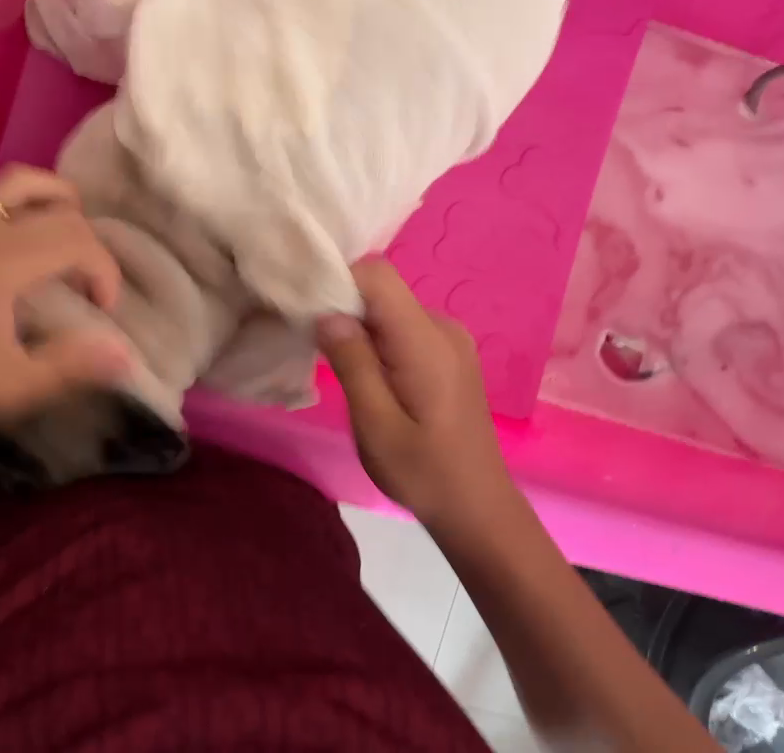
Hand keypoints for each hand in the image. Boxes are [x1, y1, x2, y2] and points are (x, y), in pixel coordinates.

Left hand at [0, 166, 132, 435]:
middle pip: (59, 210)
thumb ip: (74, 366)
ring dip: (58, 205)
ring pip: (22, 182)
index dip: (104, 271)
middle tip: (90, 289)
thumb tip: (128, 355)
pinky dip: (28, 206)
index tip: (103, 310)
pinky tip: (33, 248)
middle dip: (89, 245)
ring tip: (71, 246)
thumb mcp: (19, 386)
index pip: (74, 239)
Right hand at [315, 258, 512, 529]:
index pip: (376, 275)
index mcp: (426, 342)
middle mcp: (442, 327)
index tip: (304, 309)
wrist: (478, 508)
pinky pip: (401, 325)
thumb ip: (352, 364)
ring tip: (333, 361)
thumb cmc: (424, 473)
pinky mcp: (446, 352)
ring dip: (357, 325)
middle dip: (342, 305)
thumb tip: (327, 313)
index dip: (336, 281)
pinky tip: (363, 372)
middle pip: (381, 289)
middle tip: (310, 342)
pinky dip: (374, 337)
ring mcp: (449, 338)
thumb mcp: (376, 426)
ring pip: (388, 307)